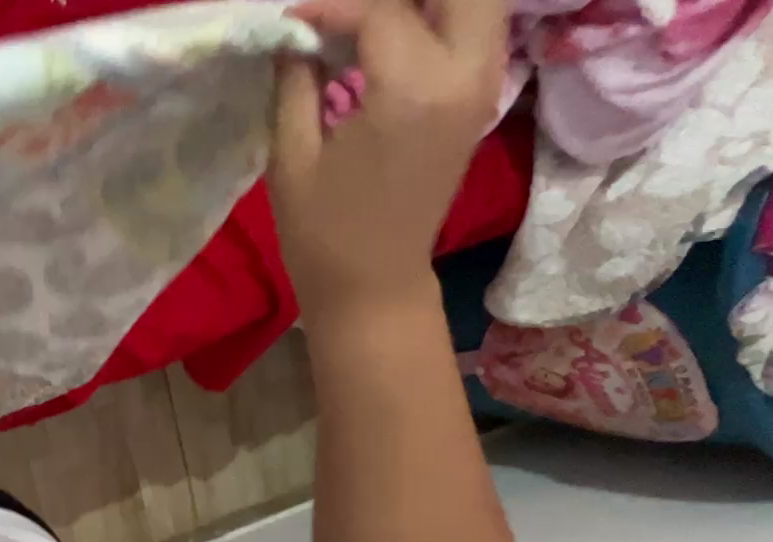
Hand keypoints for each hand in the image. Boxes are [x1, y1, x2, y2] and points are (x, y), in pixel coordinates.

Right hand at [269, 0, 506, 319]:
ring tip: (366, 23)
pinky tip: (391, 39)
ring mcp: (482, 85)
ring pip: (475, 4)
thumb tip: (293, 41)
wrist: (371, 282)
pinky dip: (438, 21)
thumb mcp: (292, 160)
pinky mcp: (481, 99)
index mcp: (410, 91)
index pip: (380, 11)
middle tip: (344, 15)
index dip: (330, 9)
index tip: (290, 22)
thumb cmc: (320, 232)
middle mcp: (463, 74)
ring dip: (423, 4)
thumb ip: (295, 87)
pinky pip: (474, 31)